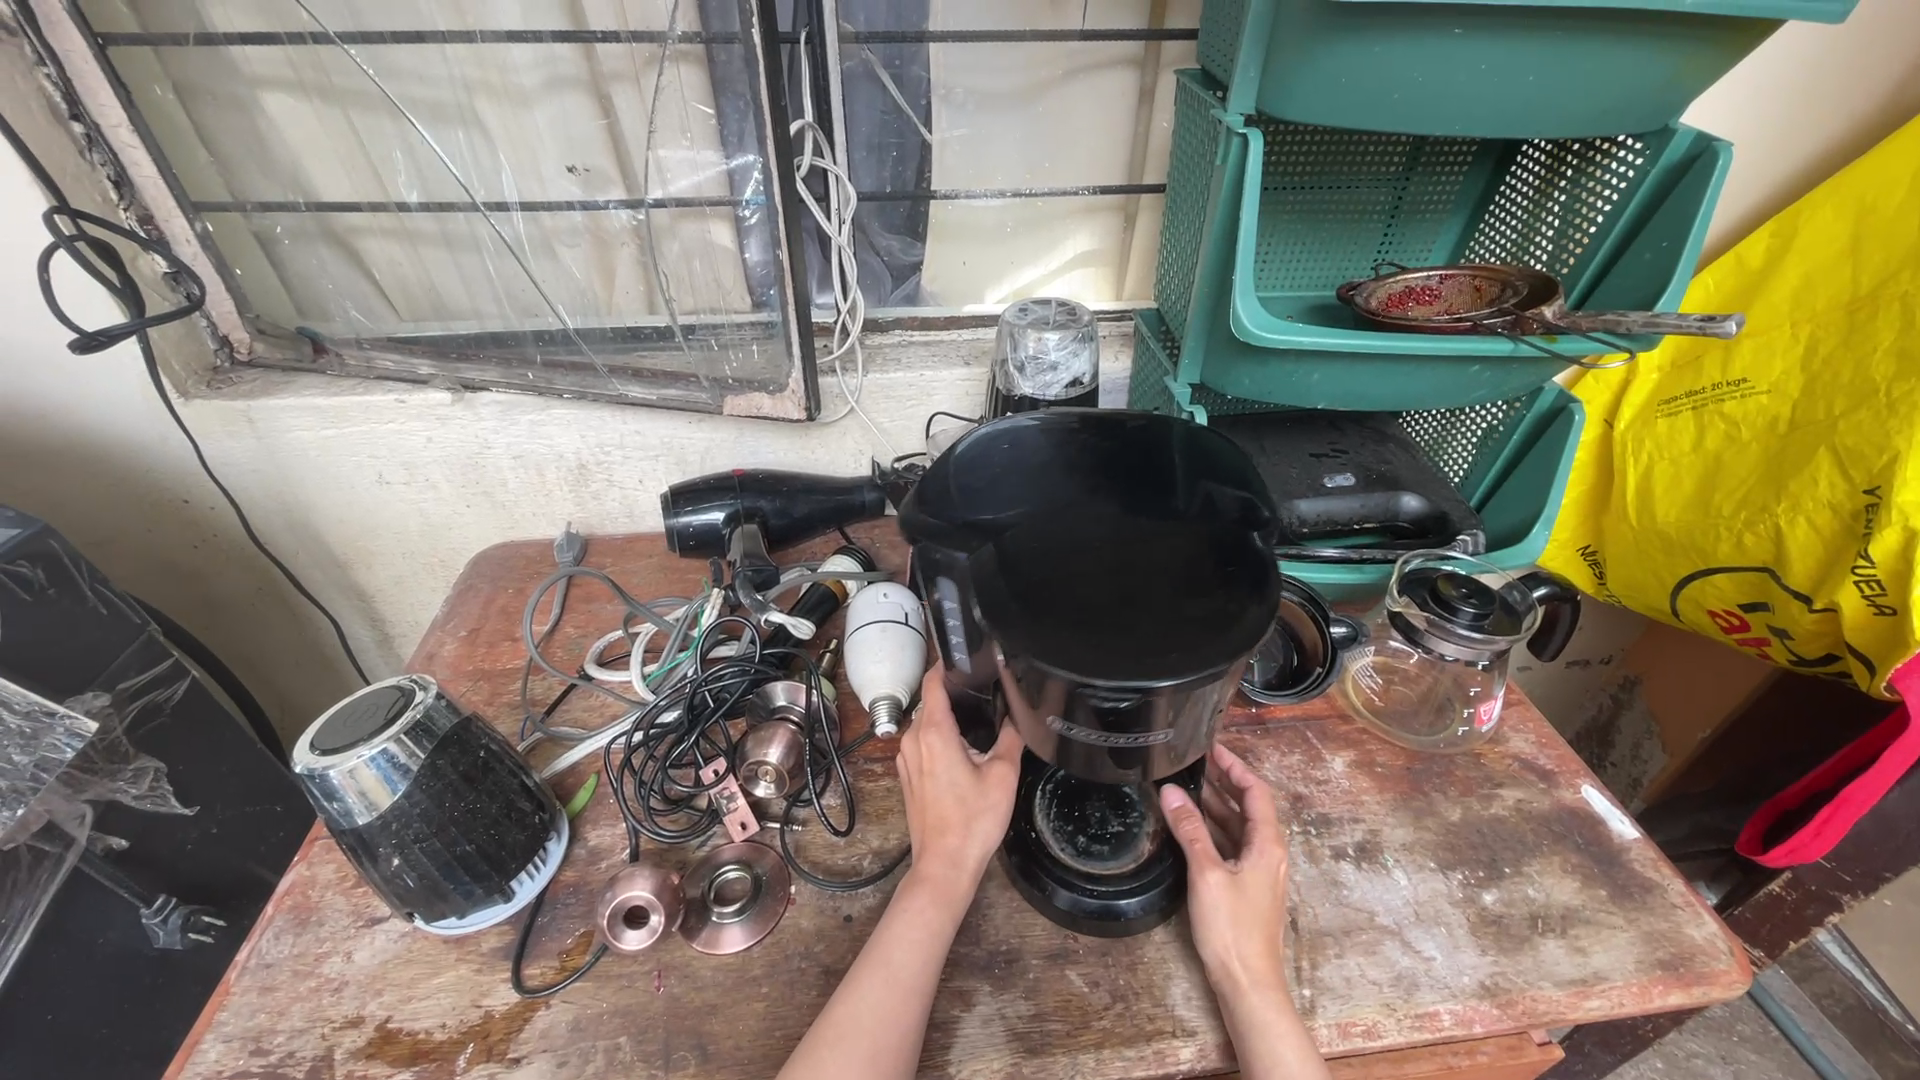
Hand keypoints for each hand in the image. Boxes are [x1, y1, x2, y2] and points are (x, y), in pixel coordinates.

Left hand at [895, 668, 1023, 897]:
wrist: (945, 865)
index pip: (933, 682)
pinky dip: (938, 738)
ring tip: (977, 719)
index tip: (965, 657)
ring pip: (925, 723)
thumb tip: (1016, 716)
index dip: (947, 665)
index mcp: (933, 732)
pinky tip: (963, 749)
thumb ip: (1011, 737)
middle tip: (983, 689)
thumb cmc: (973, 822)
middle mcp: (912, 740)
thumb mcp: (1003, 774)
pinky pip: (921, 743)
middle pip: (930, 701)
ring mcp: (906, 759)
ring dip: (946, 718)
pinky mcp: (907, 776)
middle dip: (953, 693)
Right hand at [1159, 743, 1290, 999]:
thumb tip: (1170, 791)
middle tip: (1192, 761)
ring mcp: (1258, 870)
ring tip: (1185, 784)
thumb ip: (1190, 830)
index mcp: (1268, 843)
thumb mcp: (1206, 873)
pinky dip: (1212, 828)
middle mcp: (1268, 852)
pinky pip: (1231, 844)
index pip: (1256, 792)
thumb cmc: (1232, 927)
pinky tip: (1189, 824)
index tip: (1210, 747)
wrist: (1248, 983)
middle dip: (1223, 781)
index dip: (1235, 766)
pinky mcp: (1246, 886)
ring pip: (1238, 826)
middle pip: (1248, 806)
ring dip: (1215, 804)